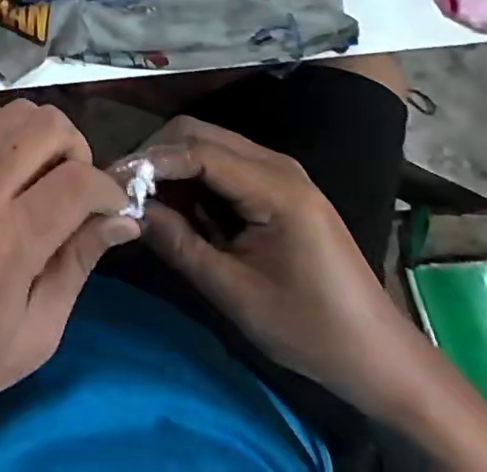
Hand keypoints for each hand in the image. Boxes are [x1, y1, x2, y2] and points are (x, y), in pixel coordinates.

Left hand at [0, 96, 140, 435]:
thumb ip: (79, 265)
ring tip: (42, 175)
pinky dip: (1, 122)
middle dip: (79, 153)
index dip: (108, 191)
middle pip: (50, 127)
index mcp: (7, 246)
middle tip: (76, 192)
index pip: (79, 182)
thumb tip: (124, 219)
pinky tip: (5, 159)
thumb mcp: (37, 334)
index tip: (112, 210)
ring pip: (18, 110)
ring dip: (44, 135)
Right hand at [135, 115, 385, 390]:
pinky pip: (223, 165)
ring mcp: (279, 172)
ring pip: (208, 143)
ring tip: (141, 200)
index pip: (198, 149)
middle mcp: (277, 165)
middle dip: (156, 156)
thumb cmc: (309, 328)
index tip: (111, 181)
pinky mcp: (276, 186)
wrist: (375, 352)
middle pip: (199, 133)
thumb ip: (180, 246)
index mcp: (276, 187)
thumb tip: (129, 210)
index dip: (150, 160)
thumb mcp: (235, 294)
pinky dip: (192, 178)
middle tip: (122, 190)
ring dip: (172, 165)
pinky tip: (175, 208)